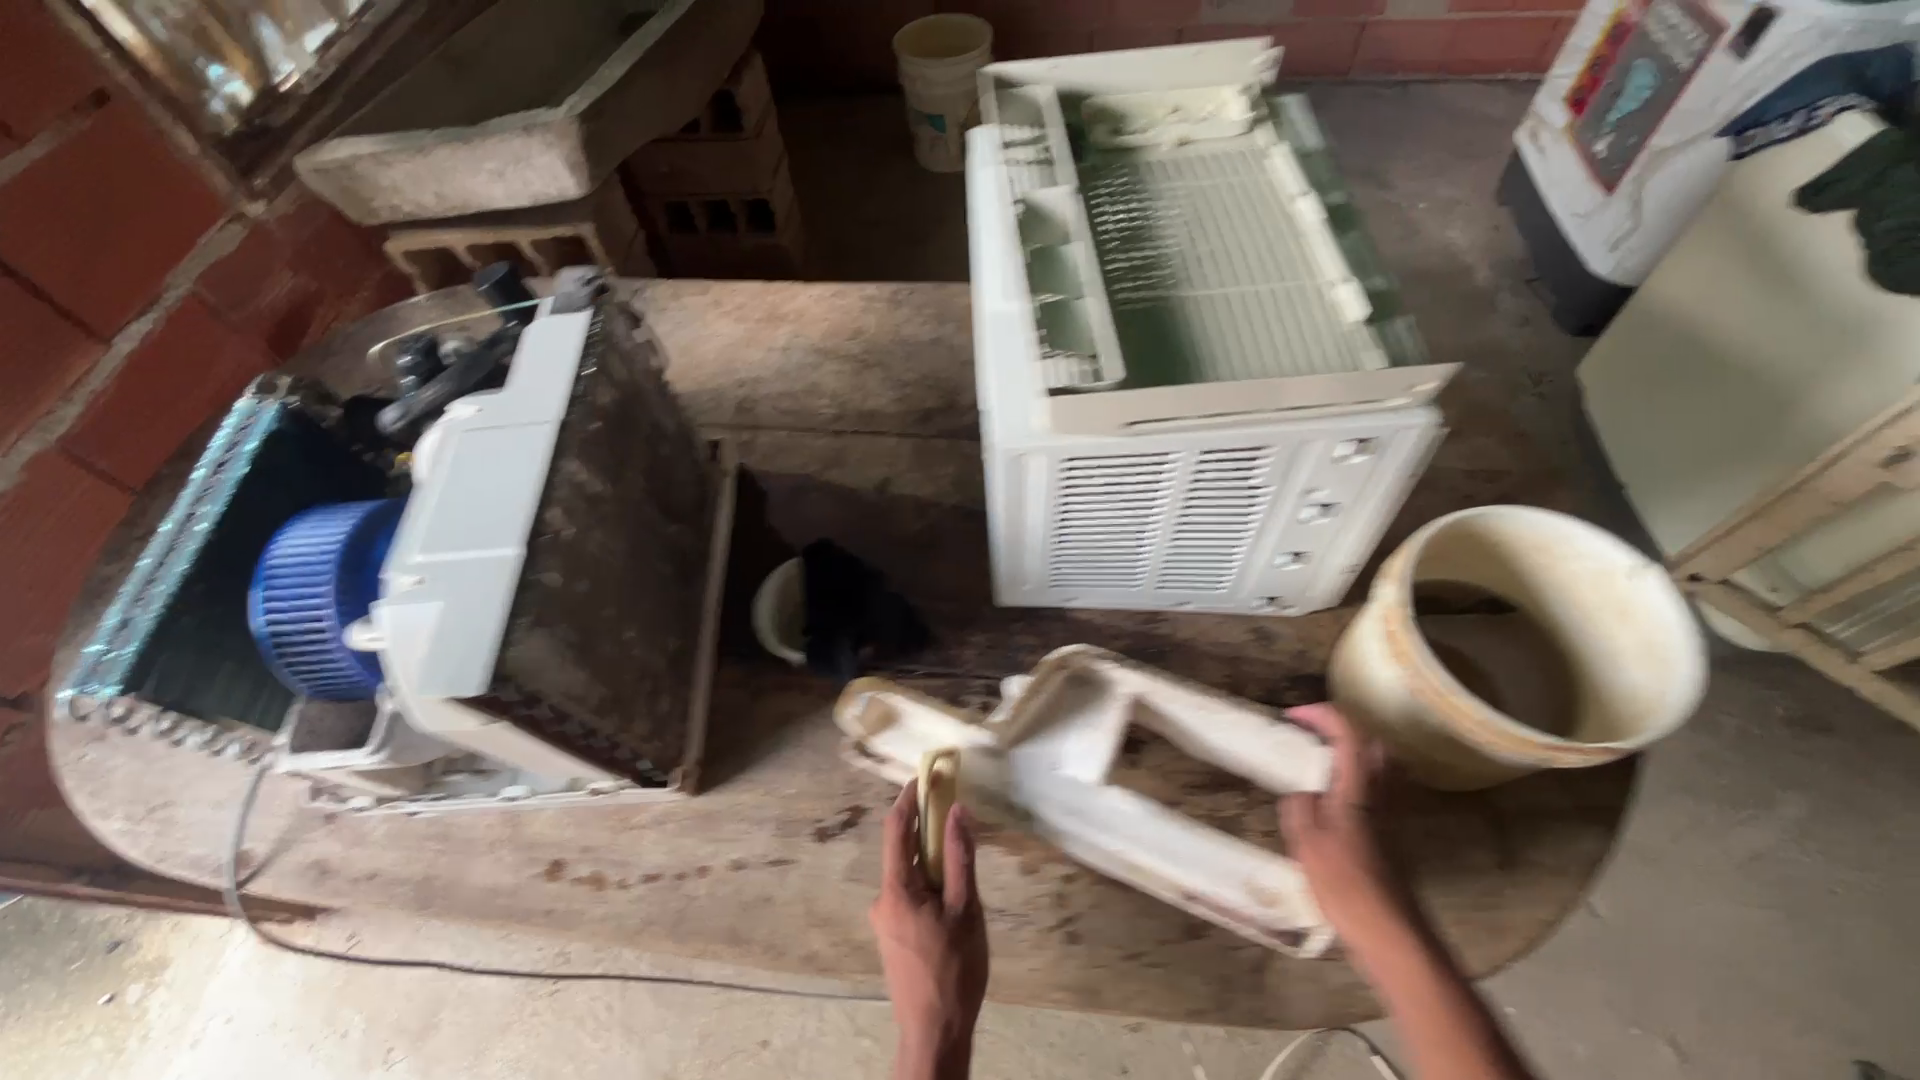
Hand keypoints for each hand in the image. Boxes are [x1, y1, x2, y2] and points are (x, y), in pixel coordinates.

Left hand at [872, 779, 988, 1079]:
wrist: (934, 1033)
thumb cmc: (954, 970)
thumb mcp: (966, 910)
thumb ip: (961, 858)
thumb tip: (958, 812)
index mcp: (895, 890)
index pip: (896, 829)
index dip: (909, 798)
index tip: (928, 776)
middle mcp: (882, 900)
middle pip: (903, 851)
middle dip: (928, 828)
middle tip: (956, 813)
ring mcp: (885, 920)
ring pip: (909, 874)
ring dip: (932, 860)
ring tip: (964, 865)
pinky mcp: (894, 935)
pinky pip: (910, 894)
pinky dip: (930, 882)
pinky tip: (954, 898)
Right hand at [1279, 703, 1410, 948]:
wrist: (1391, 934)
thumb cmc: (1347, 885)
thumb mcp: (1306, 842)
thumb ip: (1298, 805)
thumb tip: (1299, 791)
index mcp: (1357, 789)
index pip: (1348, 733)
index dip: (1321, 715)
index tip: (1291, 716)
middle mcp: (1378, 795)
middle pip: (1371, 745)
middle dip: (1339, 730)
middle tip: (1306, 737)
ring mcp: (1386, 817)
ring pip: (1373, 769)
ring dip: (1345, 756)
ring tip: (1311, 766)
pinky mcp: (1385, 837)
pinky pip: (1368, 792)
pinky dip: (1347, 783)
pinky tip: (1323, 805)